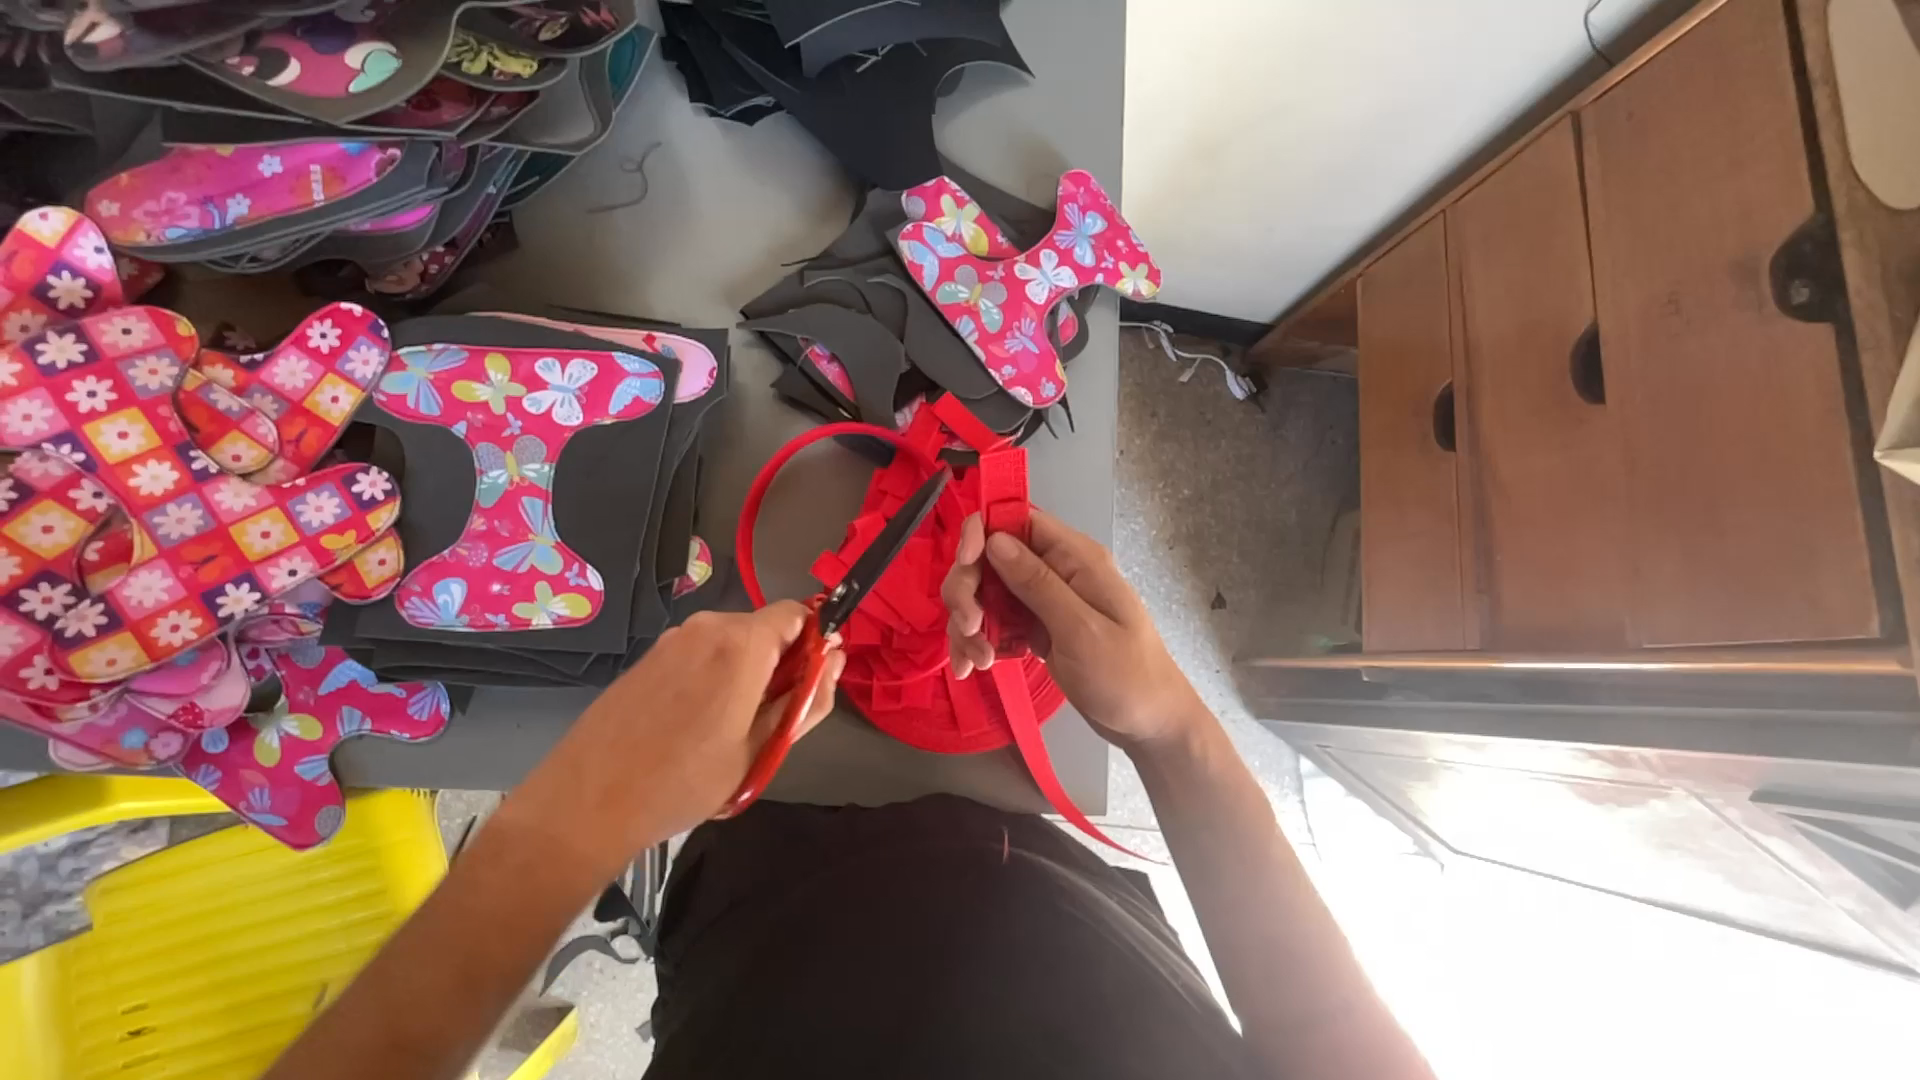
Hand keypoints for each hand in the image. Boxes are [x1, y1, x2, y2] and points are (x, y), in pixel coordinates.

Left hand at [503, 601, 844, 869]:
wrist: (586, 803)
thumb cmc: (685, 781)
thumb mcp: (762, 748)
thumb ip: (806, 698)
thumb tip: (833, 659)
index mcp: (742, 643)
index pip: (798, 613)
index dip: (813, 644)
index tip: (808, 686)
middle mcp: (708, 627)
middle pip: (766, 630)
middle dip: (780, 664)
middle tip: (771, 721)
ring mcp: (674, 639)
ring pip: (734, 644)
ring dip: (747, 674)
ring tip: (728, 731)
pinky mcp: (650, 657)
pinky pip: (701, 654)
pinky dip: (714, 678)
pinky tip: (694, 725)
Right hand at [941, 510, 1204, 752]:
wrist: (1150, 725)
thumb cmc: (1126, 676)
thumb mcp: (1080, 630)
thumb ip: (1037, 583)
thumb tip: (995, 540)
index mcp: (1076, 558)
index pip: (1018, 520)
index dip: (982, 534)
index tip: (966, 566)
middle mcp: (1058, 571)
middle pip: (992, 558)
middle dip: (969, 589)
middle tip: (969, 627)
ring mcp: (1045, 602)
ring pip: (987, 593)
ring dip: (970, 622)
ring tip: (977, 660)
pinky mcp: (1036, 630)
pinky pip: (995, 623)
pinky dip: (978, 641)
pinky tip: (973, 667)